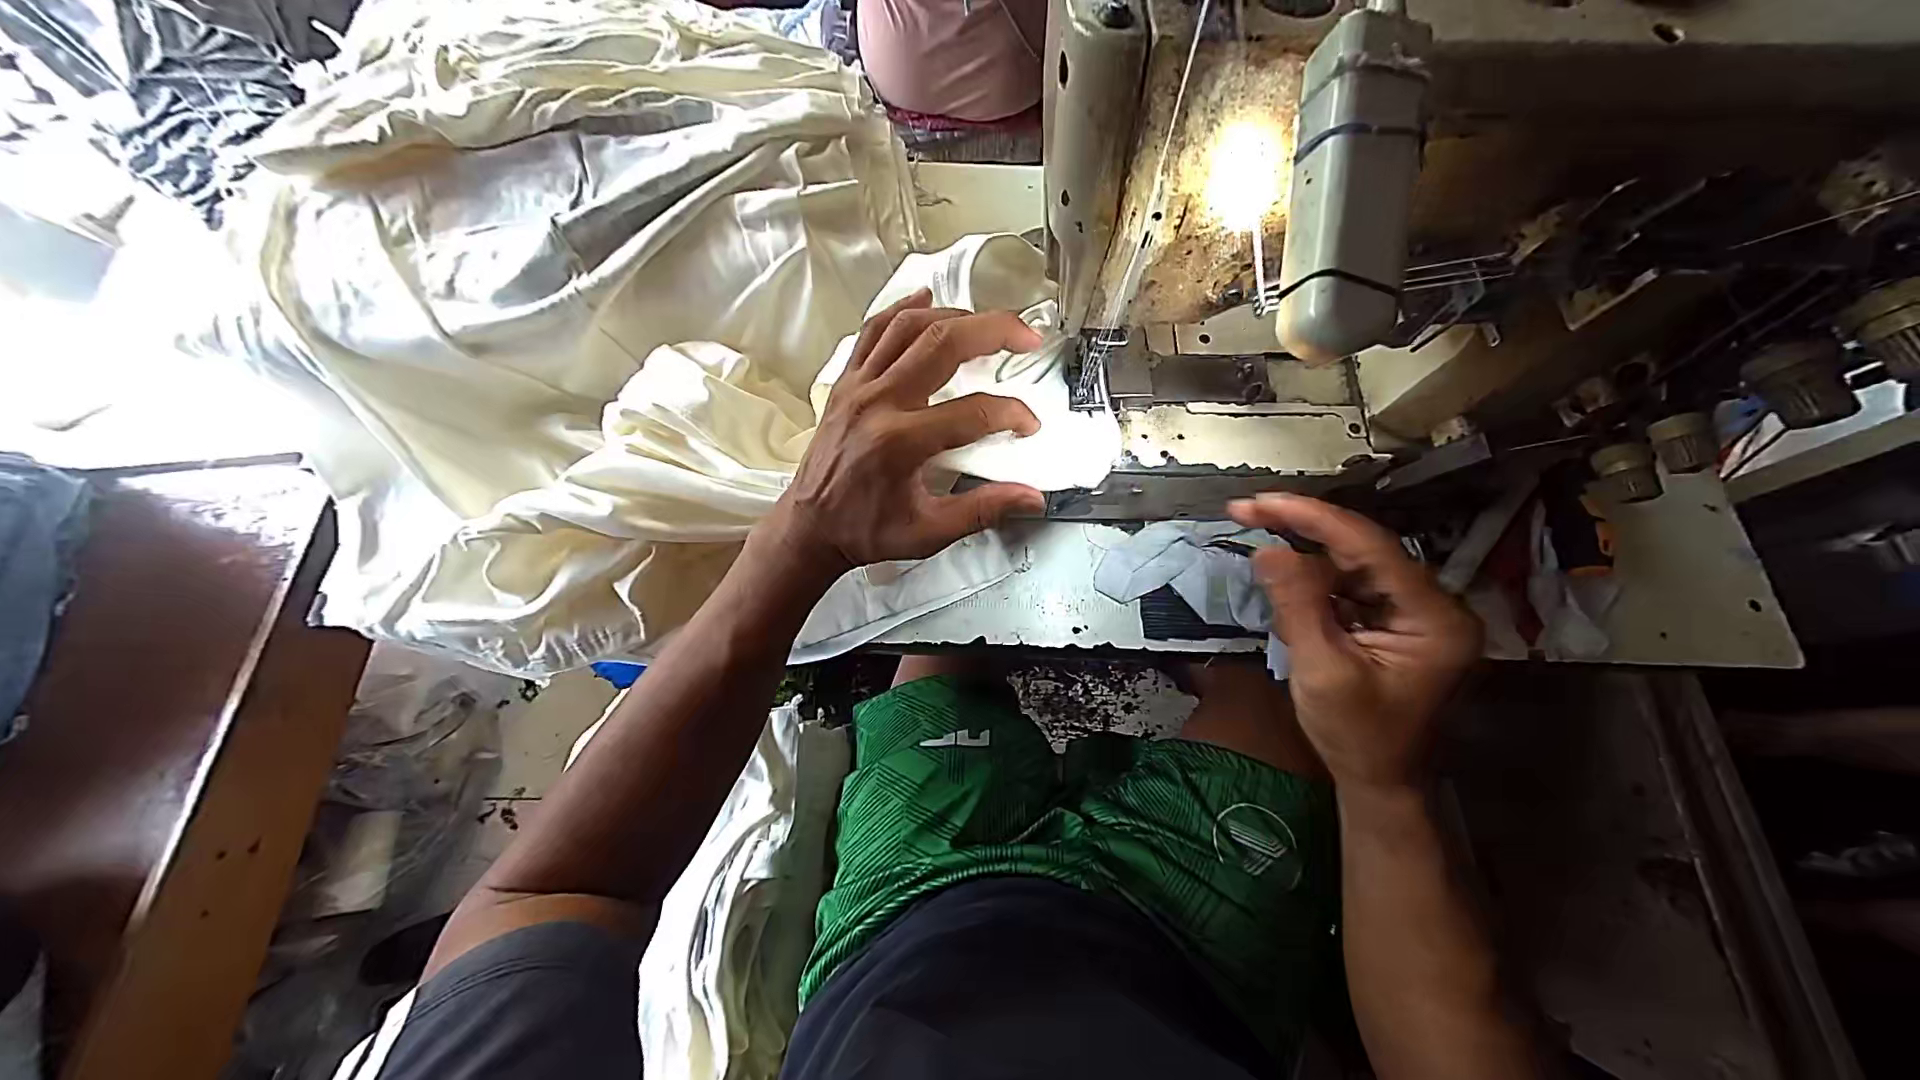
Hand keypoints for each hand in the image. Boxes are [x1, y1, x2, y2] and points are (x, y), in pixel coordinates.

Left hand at [758, 289, 1047, 577]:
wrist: (810, 526)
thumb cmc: (862, 529)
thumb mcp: (928, 531)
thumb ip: (982, 510)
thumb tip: (1029, 496)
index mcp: (899, 442)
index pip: (973, 412)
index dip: (1011, 414)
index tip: (1027, 423)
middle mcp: (877, 403)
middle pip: (943, 343)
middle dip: (994, 331)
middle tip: (1026, 337)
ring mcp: (858, 387)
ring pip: (909, 326)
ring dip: (955, 316)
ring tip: (987, 324)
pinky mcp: (846, 383)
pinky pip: (874, 331)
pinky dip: (902, 309)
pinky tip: (926, 298)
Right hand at [1228, 493, 1482, 791]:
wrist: (1379, 780)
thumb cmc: (1358, 737)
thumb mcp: (1322, 671)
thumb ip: (1298, 606)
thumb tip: (1268, 550)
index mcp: (1433, 617)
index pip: (1370, 547)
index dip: (1312, 518)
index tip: (1261, 503)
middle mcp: (1430, 604)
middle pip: (1361, 547)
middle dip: (1302, 527)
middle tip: (1248, 510)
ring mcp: (1410, 612)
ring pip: (1350, 562)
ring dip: (1302, 551)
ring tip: (1256, 534)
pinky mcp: (1390, 620)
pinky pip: (1347, 584)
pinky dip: (1310, 578)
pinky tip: (1282, 575)